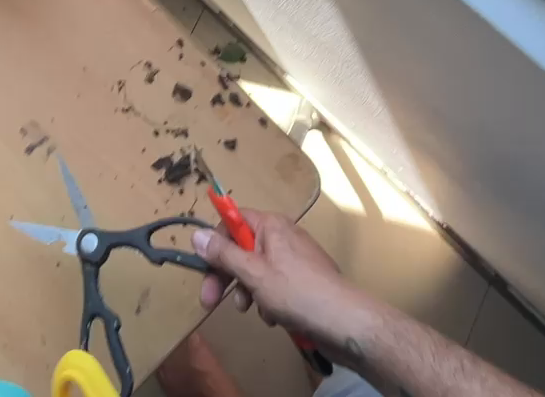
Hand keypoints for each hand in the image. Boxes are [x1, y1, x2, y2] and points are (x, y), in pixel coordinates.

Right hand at [191, 209, 356, 346]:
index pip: (232, 221)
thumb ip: (223, 254)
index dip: (216, 242)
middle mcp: (282, 236)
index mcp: (270, 225)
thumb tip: (196, 234)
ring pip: (257, 270)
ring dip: (249, 291)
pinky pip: (275, 284)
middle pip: (242, 249)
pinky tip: (275, 318)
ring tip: (254, 311)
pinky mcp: (304, 281)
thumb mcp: (253, 273)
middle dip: (228, 276)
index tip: (204, 265)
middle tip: (211, 300)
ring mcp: (295, 259)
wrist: (347, 323)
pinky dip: (269, 300)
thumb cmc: (297, 292)